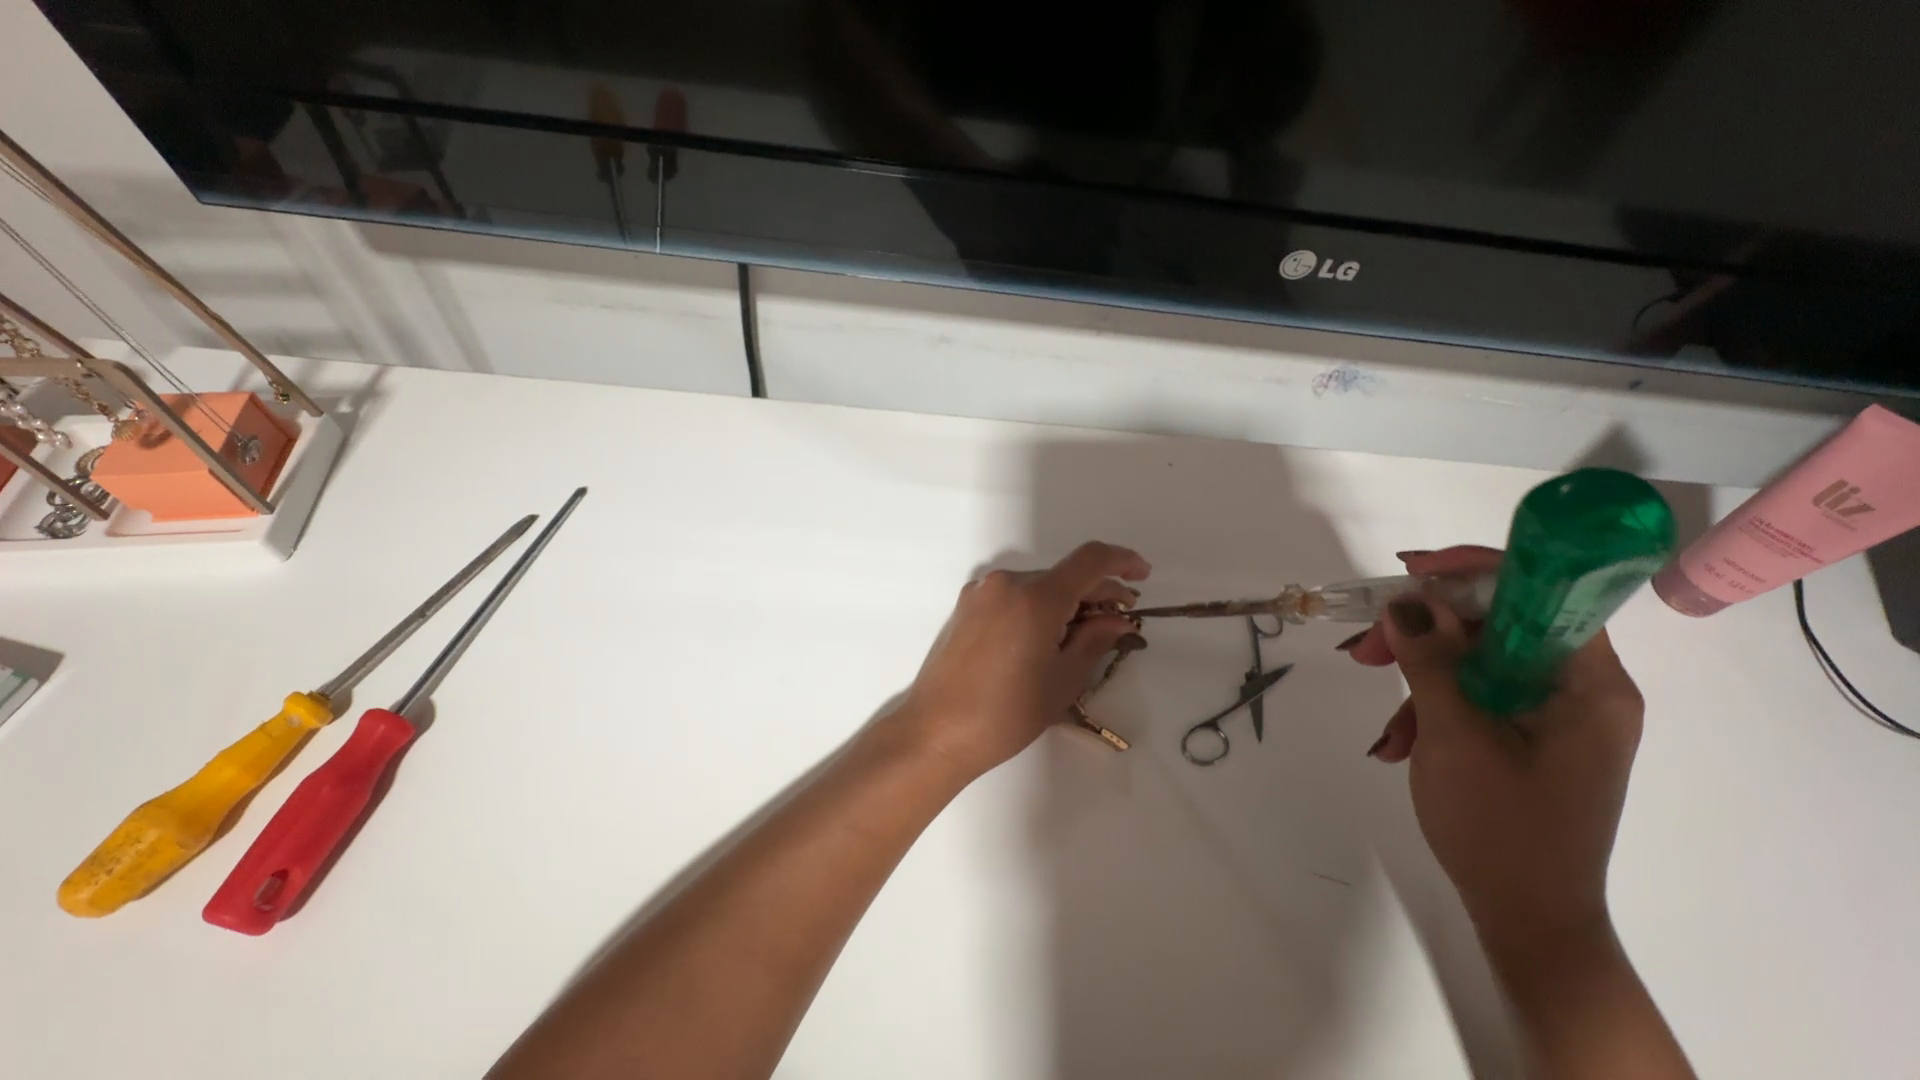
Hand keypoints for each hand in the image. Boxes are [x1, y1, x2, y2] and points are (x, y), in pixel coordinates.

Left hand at [891, 542, 1150, 779]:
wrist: (935, 731)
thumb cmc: (1006, 714)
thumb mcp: (1062, 680)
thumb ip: (1095, 640)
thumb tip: (1117, 619)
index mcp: (1035, 598)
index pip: (1090, 560)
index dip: (1123, 562)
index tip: (1142, 576)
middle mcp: (1006, 583)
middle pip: (1063, 575)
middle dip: (1095, 593)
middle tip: (1116, 624)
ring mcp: (981, 593)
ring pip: (1038, 586)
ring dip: (1065, 602)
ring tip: (1079, 639)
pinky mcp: (965, 607)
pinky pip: (1013, 596)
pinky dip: (1036, 607)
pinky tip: (1044, 640)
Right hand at [1347, 548, 1644, 953]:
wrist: (1528, 921)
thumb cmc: (1503, 828)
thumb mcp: (1456, 736)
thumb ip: (1431, 660)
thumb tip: (1404, 600)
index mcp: (1591, 684)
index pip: (1542, 592)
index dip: (1476, 570)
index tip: (1412, 571)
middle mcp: (1580, 691)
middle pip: (1498, 627)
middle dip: (1426, 634)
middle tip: (1366, 647)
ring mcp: (1553, 717)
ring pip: (1477, 664)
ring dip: (1420, 682)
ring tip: (1383, 722)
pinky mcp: (1527, 739)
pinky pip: (1475, 701)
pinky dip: (1431, 714)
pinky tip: (1397, 746)